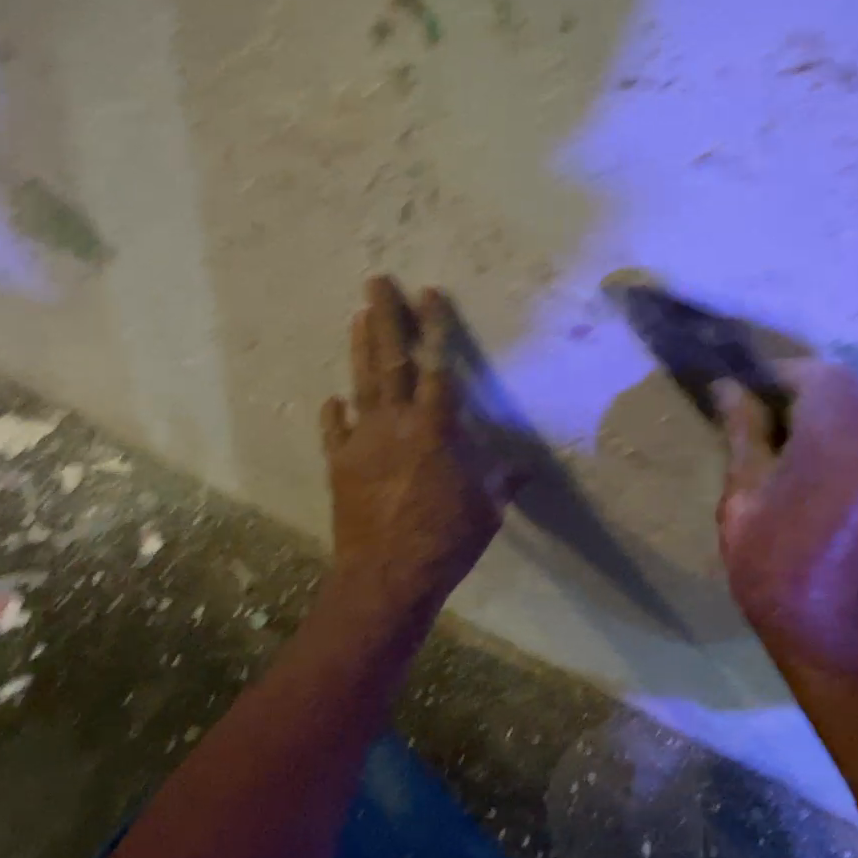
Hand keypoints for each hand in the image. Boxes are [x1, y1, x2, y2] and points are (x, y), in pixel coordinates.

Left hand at [321, 277, 508, 608]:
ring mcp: (362, 442)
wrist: (387, 575)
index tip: (429, 292)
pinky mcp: (340, 465)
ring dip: (359, 349)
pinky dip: (335, 414)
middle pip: (390, 361)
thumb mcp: (486, 509)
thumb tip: (524, 468)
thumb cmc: (446, 540)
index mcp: (435, 428)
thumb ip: (500, 480)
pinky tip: (333, 398)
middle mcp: (395, 424)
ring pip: (361, 384)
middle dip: (385, 318)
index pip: (438, 365)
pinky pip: (335, 432)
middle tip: (376, 282)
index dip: (435, 327)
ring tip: (356, 316)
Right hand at [714, 359, 857, 674]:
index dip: (779, 374)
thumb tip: (730, 388)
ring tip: (785, 447)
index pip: (816, 373)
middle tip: (760, 418)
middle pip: (845, 389)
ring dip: (825, 416)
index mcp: (843, 439)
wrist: (836, 636)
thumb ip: (743, 434)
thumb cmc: (776, 568)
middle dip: (802, 394)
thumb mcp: (743, 499)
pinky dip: (847, 439)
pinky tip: (815, 469)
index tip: (746, 390)